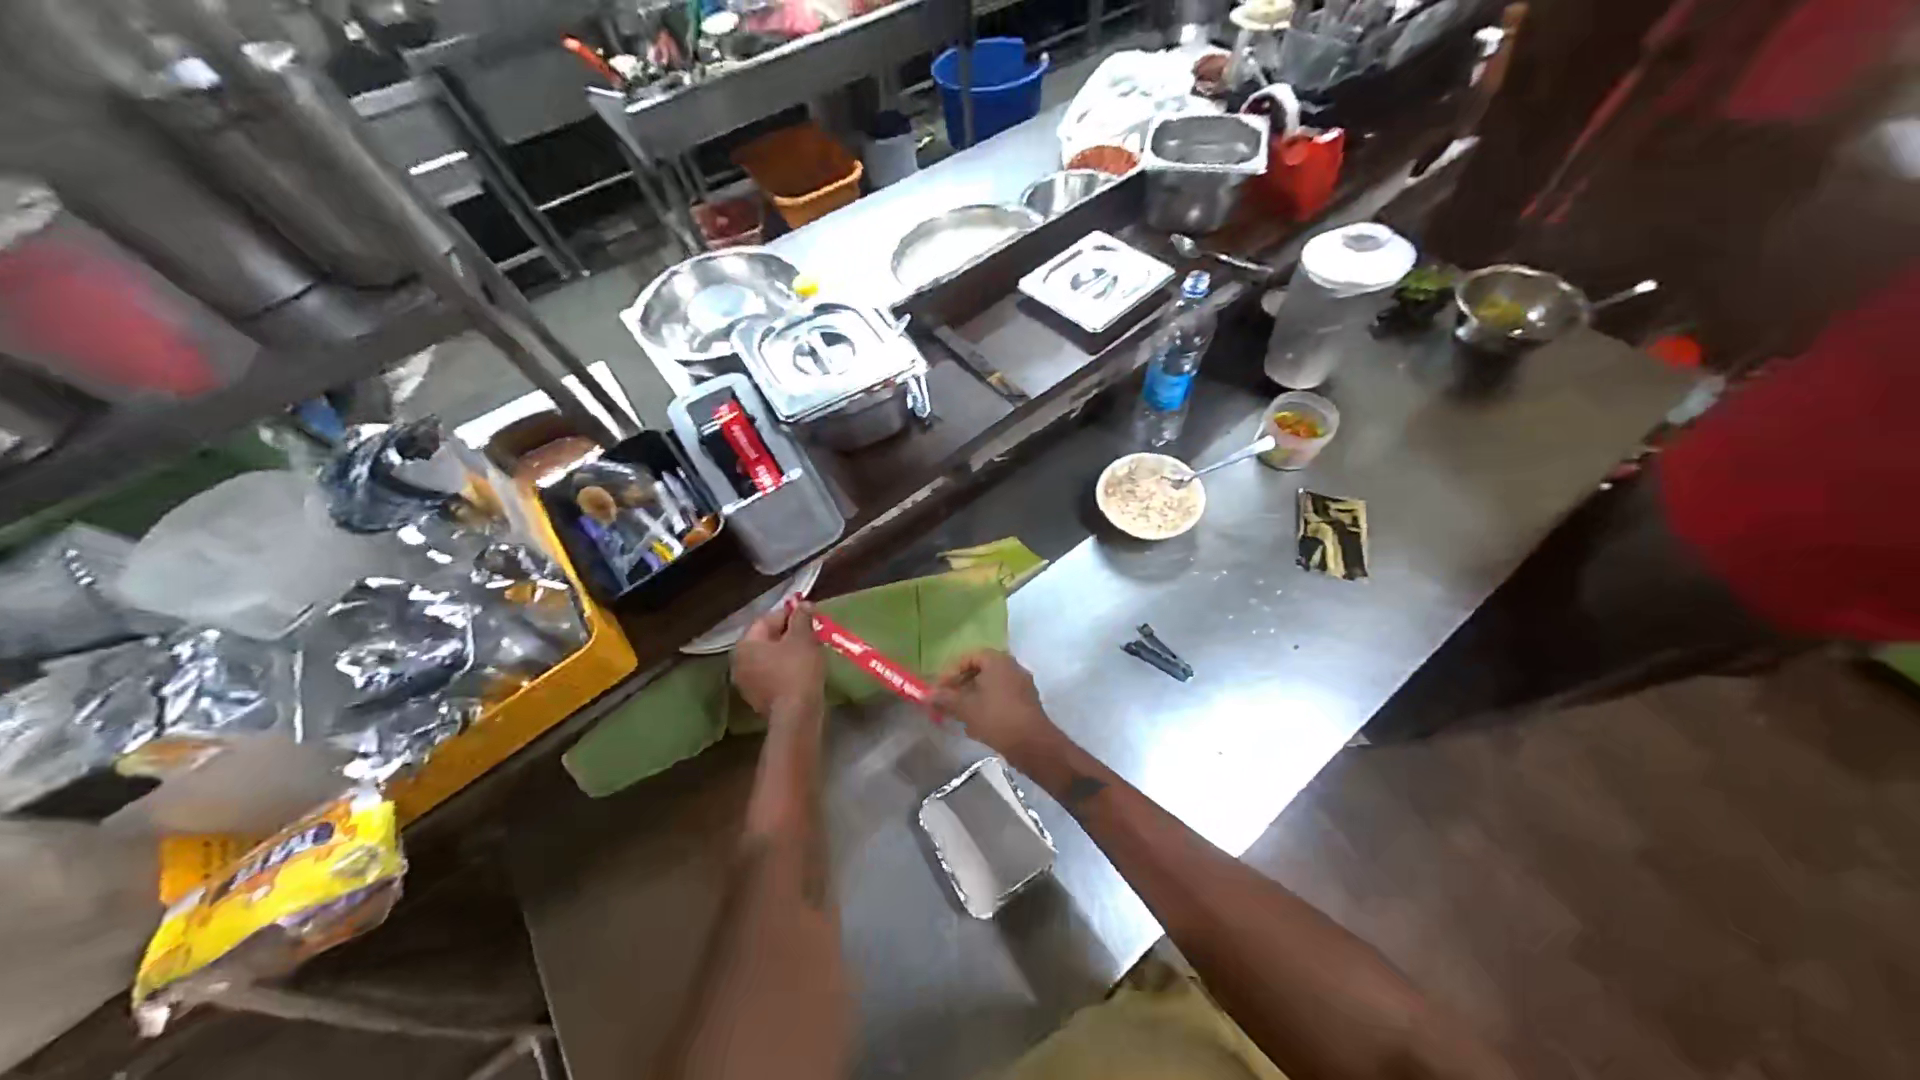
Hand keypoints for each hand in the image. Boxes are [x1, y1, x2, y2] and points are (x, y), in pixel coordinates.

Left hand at [732, 601, 825, 716]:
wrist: (797, 715)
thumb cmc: (798, 670)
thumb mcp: (803, 638)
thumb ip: (801, 617)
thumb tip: (802, 604)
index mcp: (745, 645)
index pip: (766, 620)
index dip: (789, 615)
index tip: (809, 615)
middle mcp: (739, 663)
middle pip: (766, 640)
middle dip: (788, 634)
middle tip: (811, 633)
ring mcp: (747, 684)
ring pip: (770, 659)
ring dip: (788, 652)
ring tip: (810, 651)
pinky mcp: (759, 699)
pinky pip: (773, 675)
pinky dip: (786, 669)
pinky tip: (804, 670)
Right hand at [932, 650, 1064, 769]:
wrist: (1032, 743)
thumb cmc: (996, 718)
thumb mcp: (965, 708)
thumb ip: (945, 699)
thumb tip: (926, 696)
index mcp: (998, 660)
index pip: (969, 657)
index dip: (951, 672)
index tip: (940, 689)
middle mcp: (1013, 667)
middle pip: (981, 670)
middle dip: (962, 685)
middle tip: (948, 700)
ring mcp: (1023, 685)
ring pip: (992, 685)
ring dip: (974, 697)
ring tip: (959, 714)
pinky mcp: (1028, 702)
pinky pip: (1002, 697)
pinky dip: (988, 705)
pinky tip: (977, 723)